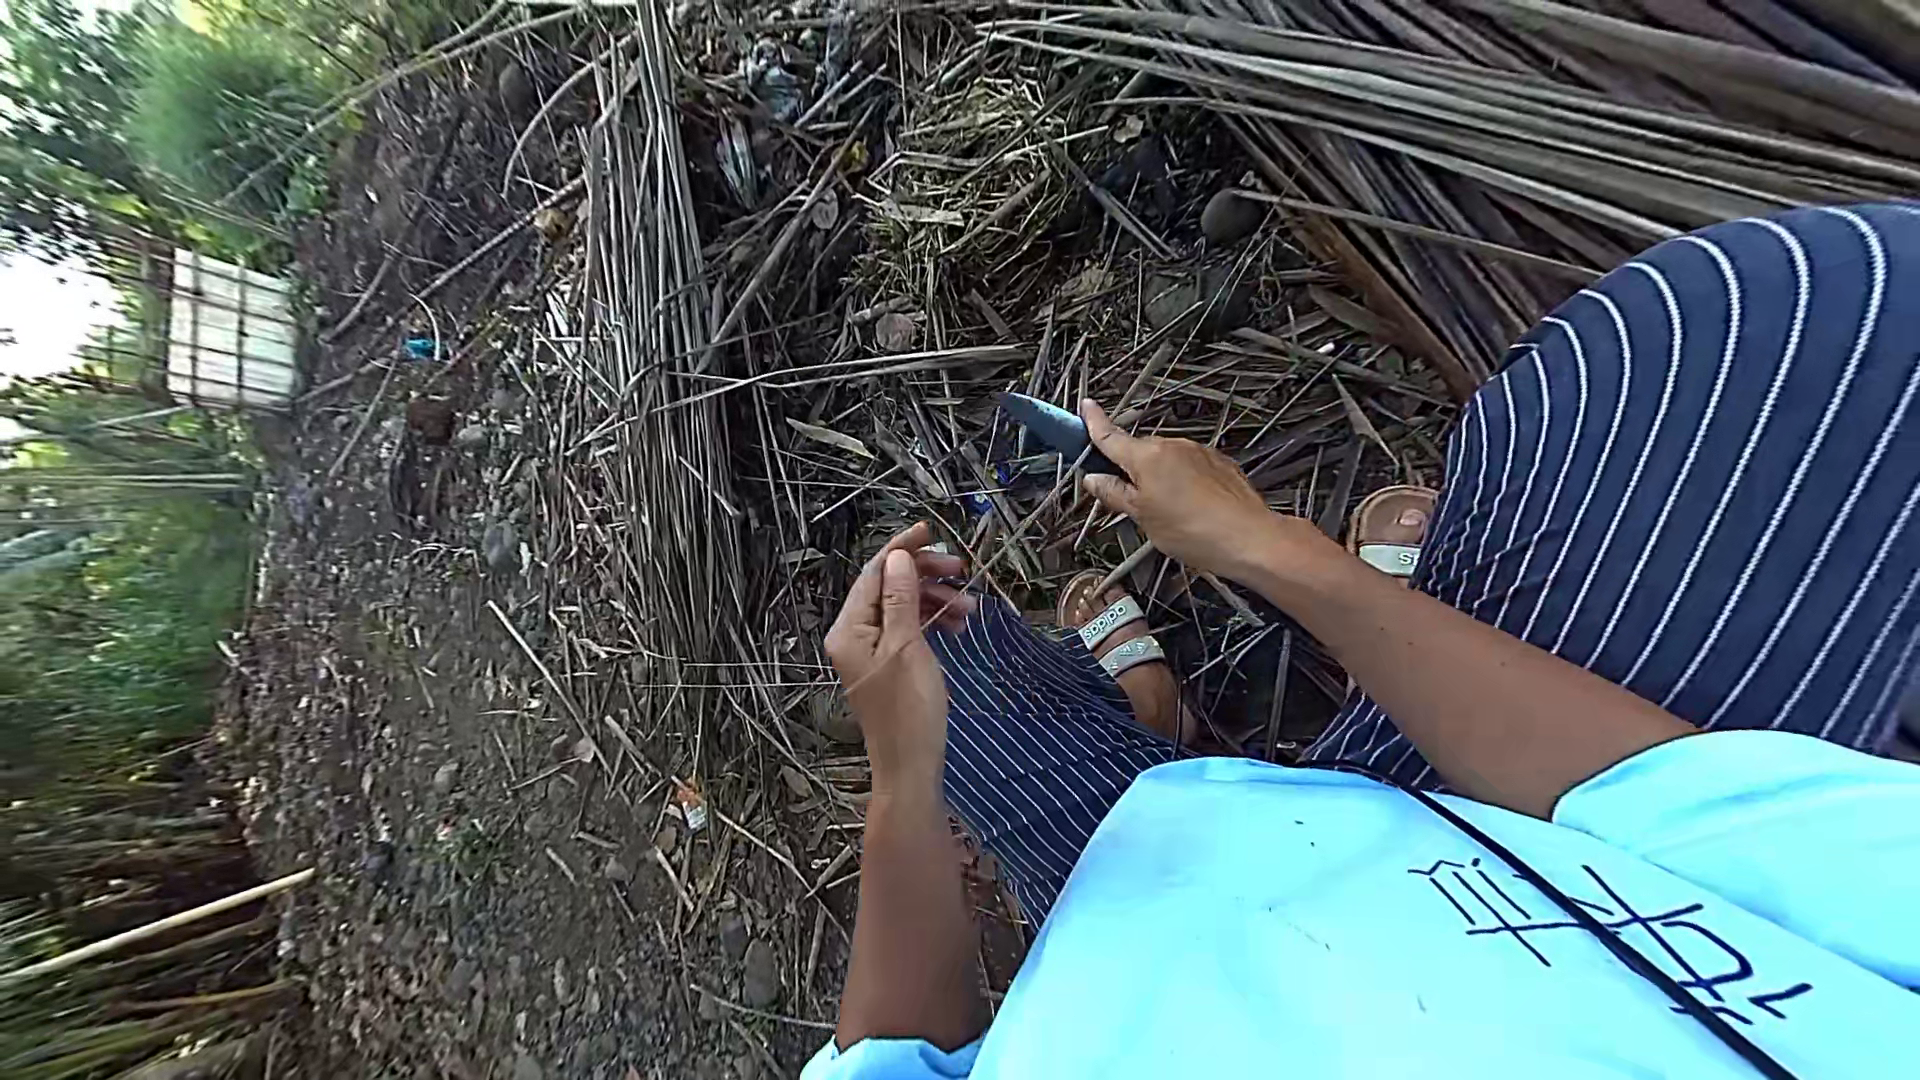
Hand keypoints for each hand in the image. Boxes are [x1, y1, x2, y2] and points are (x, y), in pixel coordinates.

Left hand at [824, 522, 970, 794]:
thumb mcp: (907, 648)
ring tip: (969, 609)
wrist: (912, 766)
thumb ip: (900, 599)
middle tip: (962, 571)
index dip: (902, 549)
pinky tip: (958, 626)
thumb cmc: (909, 709)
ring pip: (904, 607)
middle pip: (890, 587)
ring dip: (936, 601)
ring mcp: (872, 650)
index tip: (930, 530)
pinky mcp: (890, 663)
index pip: (874, 574)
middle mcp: (855, 634)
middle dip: (926, 576)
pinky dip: (934, 623)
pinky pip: (910, 630)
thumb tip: (898, 557)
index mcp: (849, 628)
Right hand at [1080, 399, 1332, 579]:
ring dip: (1158, 480)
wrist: (1248, 538)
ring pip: (1164, 461)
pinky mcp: (1218, 464)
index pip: (1110, 435)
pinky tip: (1188, 510)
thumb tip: (1094, 480)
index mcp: (1148, 456)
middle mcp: (1173, 446)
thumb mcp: (1141, 516)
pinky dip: (1182, 483)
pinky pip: (1188, 468)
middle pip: (1138, 452)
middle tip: (1129, 501)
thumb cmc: (1196, 530)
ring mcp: (1198, 453)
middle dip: (1130, 471)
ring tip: (1166, 514)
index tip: (1087, 407)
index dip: (1094, 421)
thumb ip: (1114, 494)